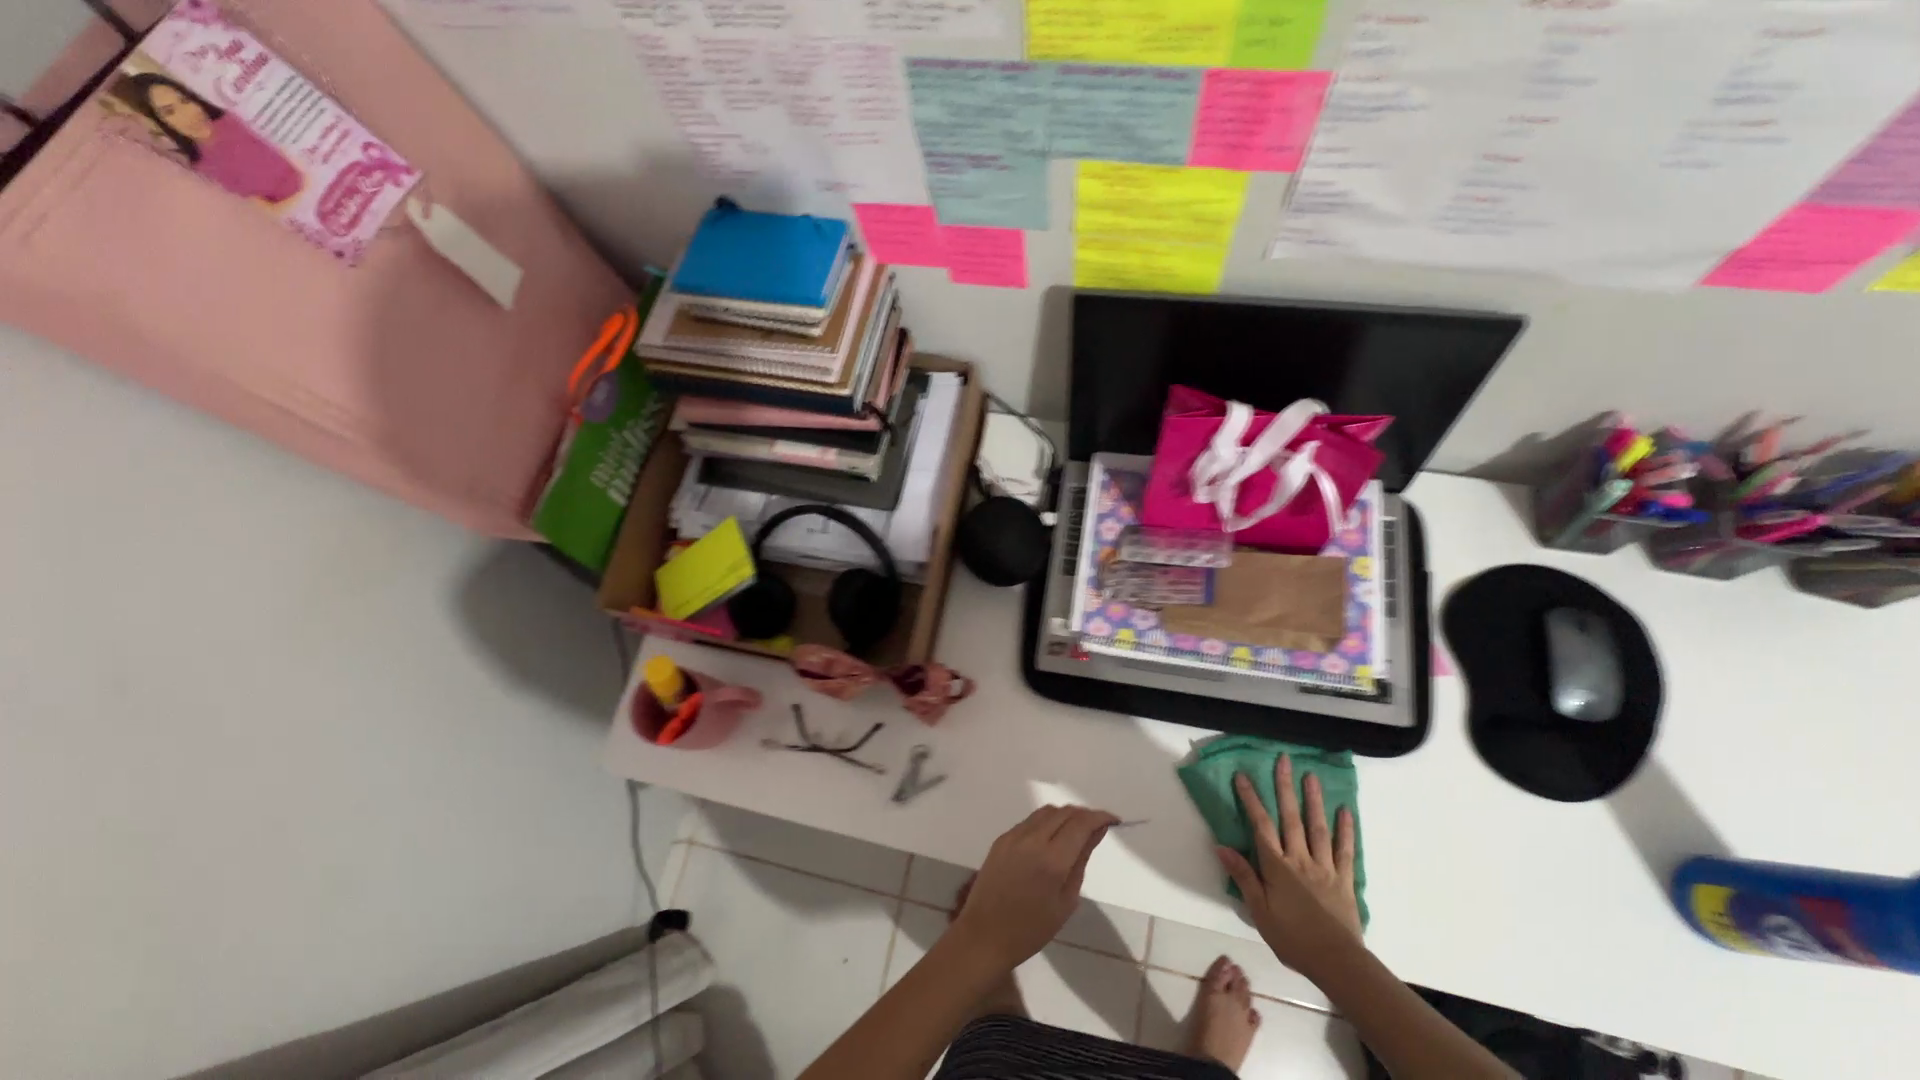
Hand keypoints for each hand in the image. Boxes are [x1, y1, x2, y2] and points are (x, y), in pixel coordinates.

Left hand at [950, 805, 1119, 970]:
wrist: (984, 936)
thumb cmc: (1031, 929)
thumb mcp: (1066, 901)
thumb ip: (1081, 861)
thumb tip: (1095, 833)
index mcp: (1052, 859)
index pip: (1082, 823)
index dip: (1101, 817)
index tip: (1113, 821)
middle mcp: (1032, 840)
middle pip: (1064, 812)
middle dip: (1085, 814)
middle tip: (1097, 828)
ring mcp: (1013, 837)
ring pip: (1046, 812)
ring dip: (1065, 816)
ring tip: (1076, 831)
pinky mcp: (1001, 840)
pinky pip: (1029, 822)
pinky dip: (1046, 823)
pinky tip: (1050, 839)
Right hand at [1216, 755, 1361, 977]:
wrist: (1336, 961)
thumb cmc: (1292, 938)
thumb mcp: (1259, 911)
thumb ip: (1243, 876)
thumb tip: (1222, 846)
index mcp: (1277, 867)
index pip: (1261, 826)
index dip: (1251, 799)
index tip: (1243, 776)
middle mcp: (1300, 859)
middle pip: (1290, 818)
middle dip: (1285, 788)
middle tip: (1284, 761)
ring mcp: (1325, 867)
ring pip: (1318, 827)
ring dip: (1313, 800)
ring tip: (1311, 776)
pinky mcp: (1345, 879)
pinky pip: (1345, 850)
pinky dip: (1345, 829)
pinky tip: (1345, 810)